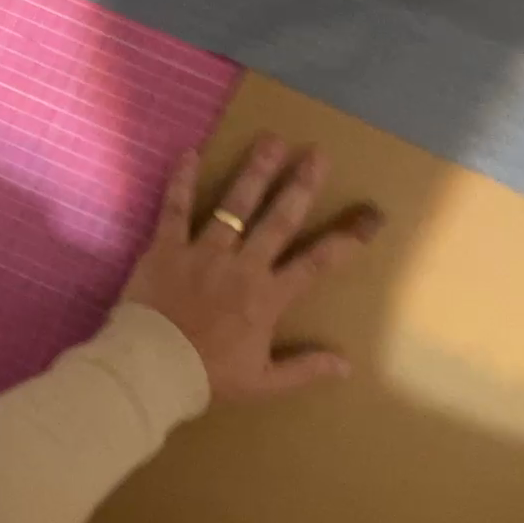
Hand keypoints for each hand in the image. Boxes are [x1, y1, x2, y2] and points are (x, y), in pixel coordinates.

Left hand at [121, 135, 381, 402]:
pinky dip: (181, 180)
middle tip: (317, 154)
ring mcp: (203, 252)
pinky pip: (175, 208)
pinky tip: (190, 151)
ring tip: (271, 140)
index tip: (371, 215)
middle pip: (278, 220)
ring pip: (234, 206)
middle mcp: (242, 266)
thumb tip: (346, 364)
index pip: (317, 262)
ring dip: (254, 172)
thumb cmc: (206, 376)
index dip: (347, 238)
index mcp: (268, 297)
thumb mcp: (262, 382)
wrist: (152, 368)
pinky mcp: (166, 247)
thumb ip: (304, 369)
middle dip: (300, 185)